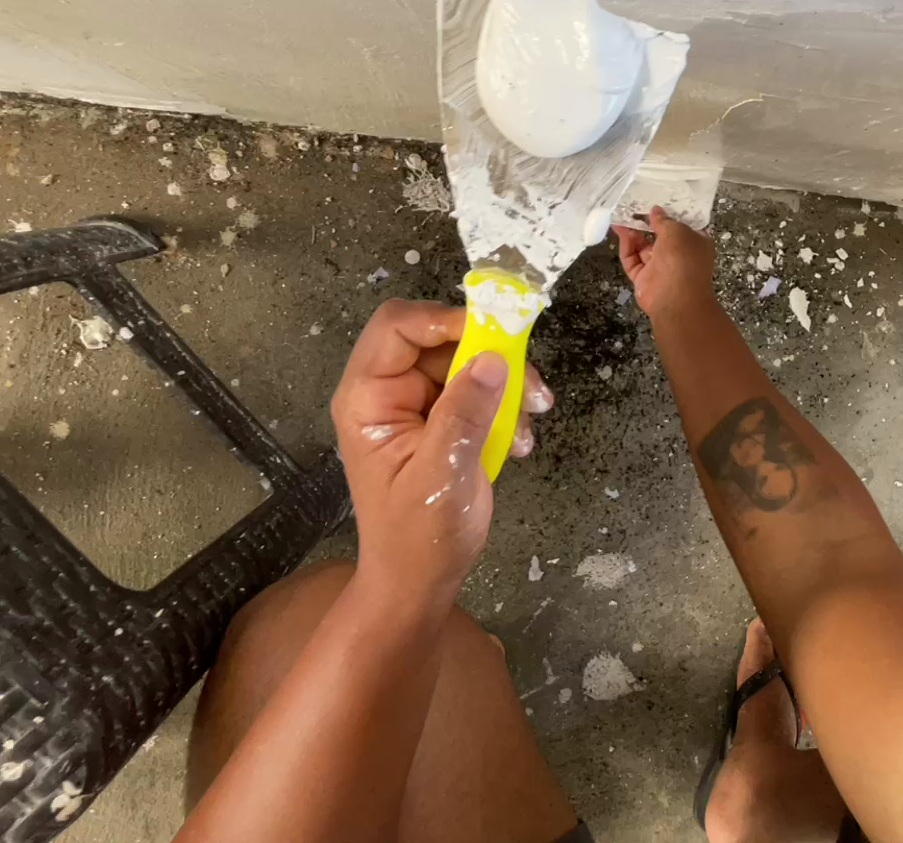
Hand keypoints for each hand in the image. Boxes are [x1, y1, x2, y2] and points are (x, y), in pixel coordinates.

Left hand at [330, 300, 553, 605]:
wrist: (420, 583)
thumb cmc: (419, 537)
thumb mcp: (443, 475)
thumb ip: (465, 414)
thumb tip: (494, 357)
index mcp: (368, 399)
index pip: (397, 327)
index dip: (444, 319)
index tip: (497, 334)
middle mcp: (388, 391)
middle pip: (439, 340)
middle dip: (488, 355)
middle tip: (530, 385)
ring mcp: (416, 405)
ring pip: (465, 361)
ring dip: (505, 383)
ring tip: (534, 415)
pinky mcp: (442, 419)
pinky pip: (477, 389)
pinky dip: (506, 406)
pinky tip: (522, 440)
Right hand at [613, 206, 719, 322]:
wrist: (675, 298)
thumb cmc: (683, 258)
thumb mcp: (676, 231)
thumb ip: (663, 220)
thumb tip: (655, 211)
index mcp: (695, 243)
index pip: (682, 226)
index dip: (669, 214)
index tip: (655, 202)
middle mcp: (679, 255)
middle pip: (660, 236)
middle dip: (646, 223)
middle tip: (632, 207)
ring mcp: (660, 268)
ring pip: (643, 247)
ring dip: (633, 232)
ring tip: (620, 216)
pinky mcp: (644, 278)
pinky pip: (633, 259)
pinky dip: (626, 246)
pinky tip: (619, 230)